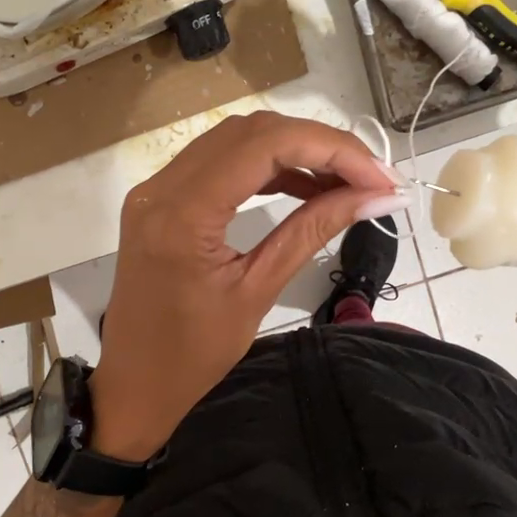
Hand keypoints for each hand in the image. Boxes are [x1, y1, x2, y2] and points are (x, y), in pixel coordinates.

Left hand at [89, 112, 407, 461]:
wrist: (134, 384)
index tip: (381, 178)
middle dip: (318, 145)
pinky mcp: (158, 202)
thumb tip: (377, 197)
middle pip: (251, 132)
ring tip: (345, 183)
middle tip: (370, 179)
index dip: (332, 149)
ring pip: (234, 142)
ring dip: (293, 152)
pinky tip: (304, 188)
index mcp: (183, 214)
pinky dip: (263, 168)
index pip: (265, 146)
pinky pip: (217, 165)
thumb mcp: (258, 292)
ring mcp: (154, 191)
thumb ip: (312, 232)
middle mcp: (161, 188)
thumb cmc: (193, 356)